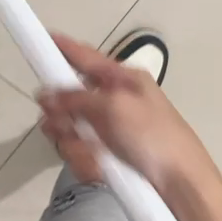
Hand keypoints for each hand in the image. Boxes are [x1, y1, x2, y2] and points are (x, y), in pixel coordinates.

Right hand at [38, 33, 219, 196]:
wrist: (179, 181)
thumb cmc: (154, 136)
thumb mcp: (115, 107)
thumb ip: (76, 99)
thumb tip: (45, 94)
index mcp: (122, 80)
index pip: (86, 58)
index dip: (63, 48)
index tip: (42, 39)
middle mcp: (111, 102)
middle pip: (67, 100)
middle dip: (61, 115)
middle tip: (60, 125)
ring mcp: (107, 130)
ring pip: (68, 129)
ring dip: (72, 142)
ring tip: (89, 152)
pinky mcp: (104, 154)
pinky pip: (79, 151)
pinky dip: (83, 159)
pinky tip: (96, 166)